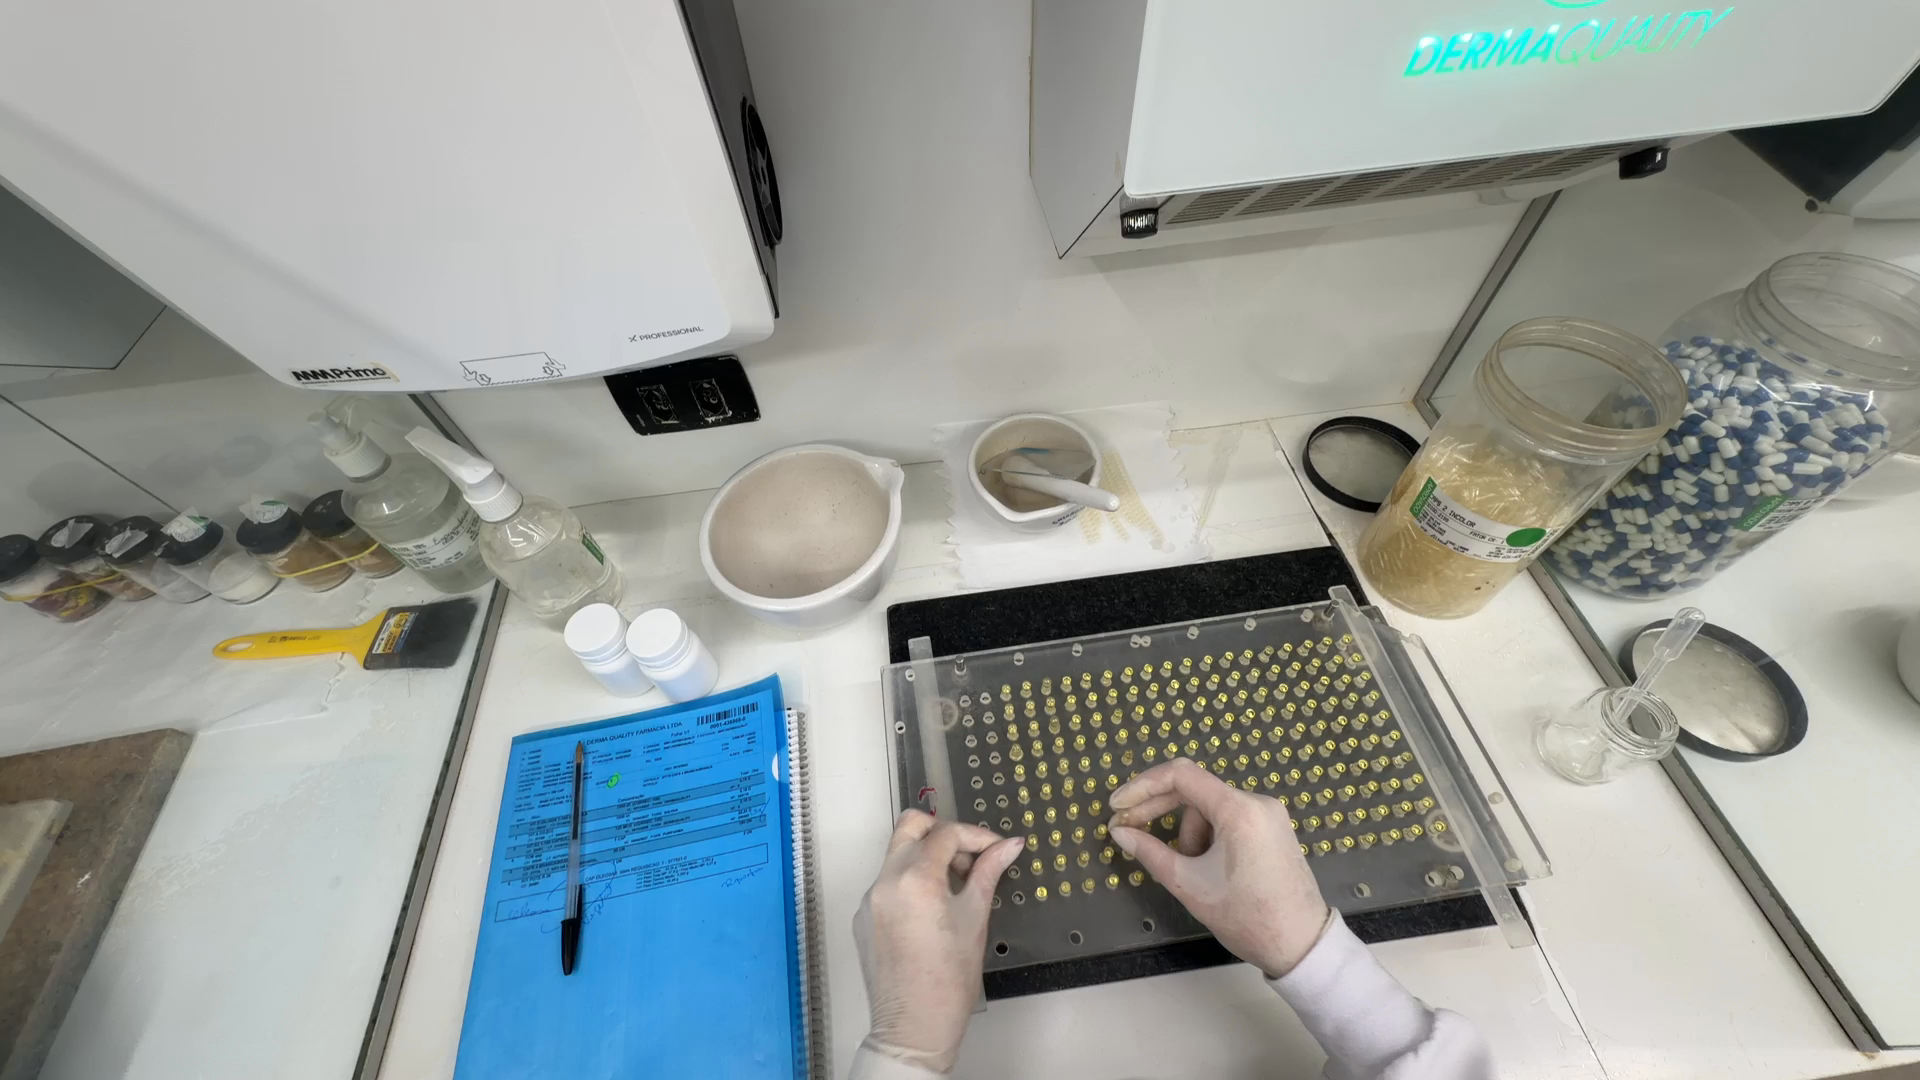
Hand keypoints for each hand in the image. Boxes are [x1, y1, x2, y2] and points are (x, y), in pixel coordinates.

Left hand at [853, 810, 1023, 1073]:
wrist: (913, 1031)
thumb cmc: (950, 978)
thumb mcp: (975, 918)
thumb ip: (988, 872)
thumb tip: (1010, 844)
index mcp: (915, 878)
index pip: (946, 833)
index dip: (976, 836)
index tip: (996, 849)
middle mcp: (886, 879)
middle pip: (911, 825)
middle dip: (943, 832)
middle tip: (968, 856)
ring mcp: (870, 897)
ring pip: (898, 852)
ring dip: (926, 855)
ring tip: (954, 884)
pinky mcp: (863, 915)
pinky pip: (888, 880)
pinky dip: (911, 880)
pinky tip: (931, 908)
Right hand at [1108, 758, 1329, 977]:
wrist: (1304, 949)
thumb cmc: (1247, 918)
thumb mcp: (1190, 885)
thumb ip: (1150, 852)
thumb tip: (1118, 832)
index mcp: (1238, 809)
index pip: (1180, 776)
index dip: (1142, 786)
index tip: (1118, 807)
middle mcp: (1255, 801)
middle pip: (1193, 789)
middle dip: (1158, 809)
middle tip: (1128, 829)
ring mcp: (1267, 813)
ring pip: (1208, 808)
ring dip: (1188, 834)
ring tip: (1192, 872)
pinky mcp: (1271, 827)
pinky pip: (1226, 818)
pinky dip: (1207, 837)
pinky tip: (1207, 867)